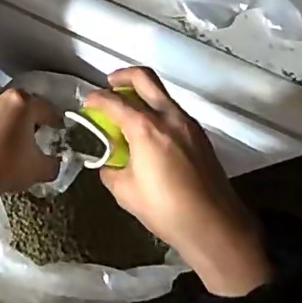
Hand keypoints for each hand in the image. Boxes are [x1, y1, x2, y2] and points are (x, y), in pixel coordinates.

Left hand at [0, 88, 59, 196]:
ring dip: (20, 122)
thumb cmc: (9, 165)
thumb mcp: (40, 168)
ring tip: (28, 139)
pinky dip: (7, 127)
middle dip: (38, 118)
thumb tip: (55, 162)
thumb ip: (54, 163)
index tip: (61, 130)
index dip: (57, 121)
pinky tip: (11, 143)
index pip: (48, 109)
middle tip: (47, 132)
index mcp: (24, 103)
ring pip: (12, 111)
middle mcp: (6, 98)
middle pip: (28, 105)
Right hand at [85, 68, 271, 295]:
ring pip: (161, 94)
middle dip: (122, 76)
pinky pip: (173, 111)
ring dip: (142, 95)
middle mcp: (168, 117)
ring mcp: (187, 124)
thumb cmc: (166, 210)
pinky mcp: (199, 136)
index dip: (96, 99)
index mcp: (146, 128)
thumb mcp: (125, 191)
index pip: (113, 101)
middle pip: (143, 78)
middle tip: (109, 85)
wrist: (214, 226)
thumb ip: (111, 169)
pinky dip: (157, 111)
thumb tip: (109, 162)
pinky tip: (148, 134)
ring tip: (127, 113)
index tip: (87, 103)